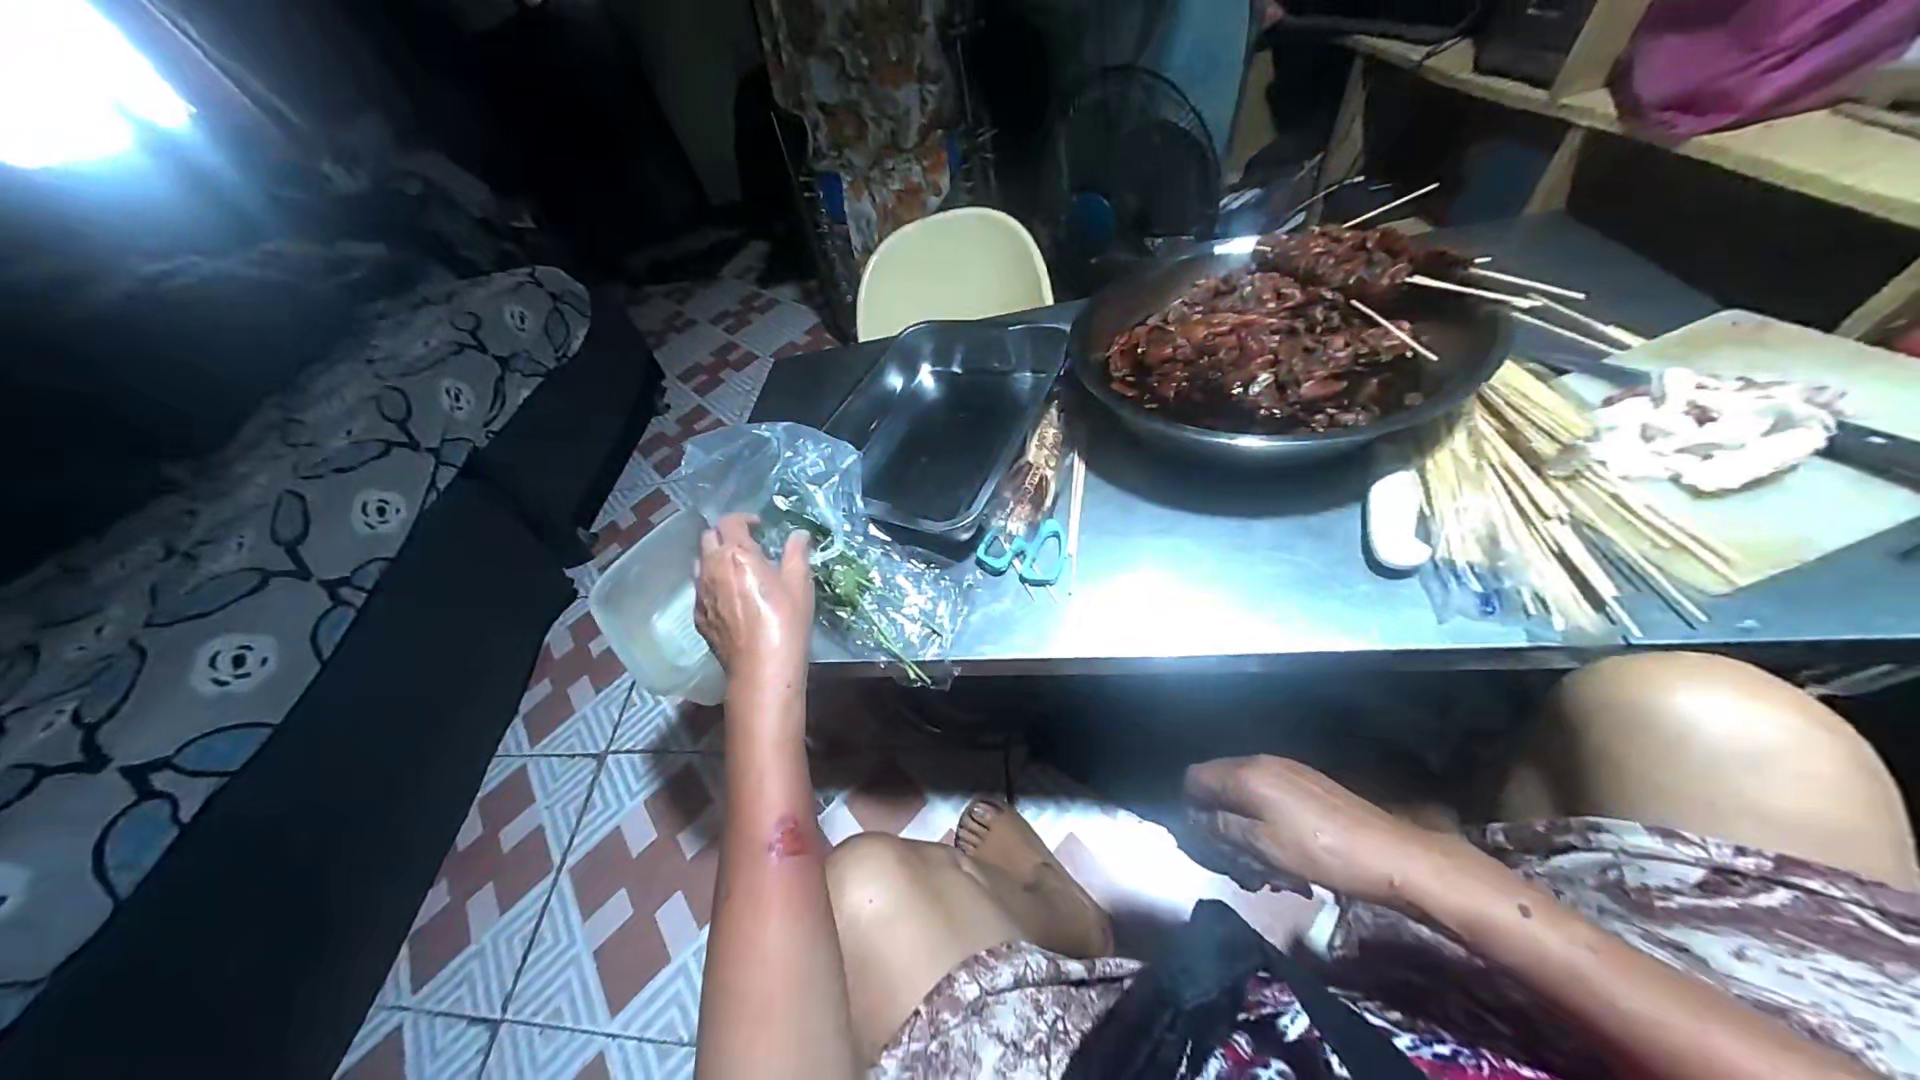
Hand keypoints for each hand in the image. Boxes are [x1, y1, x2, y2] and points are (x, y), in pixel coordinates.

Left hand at [694, 514, 812, 691]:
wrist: (761, 668)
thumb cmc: (785, 621)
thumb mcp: (799, 583)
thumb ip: (796, 553)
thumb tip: (798, 534)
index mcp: (736, 554)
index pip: (730, 522)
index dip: (744, 519)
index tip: (759, 526)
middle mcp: (711, 567)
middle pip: (708, 538)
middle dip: (726, 535)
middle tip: (748, 546)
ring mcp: (700, 593)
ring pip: (700, 563)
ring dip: (716, 559)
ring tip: (737, 570)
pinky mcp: (698, 615)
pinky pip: (701, 589)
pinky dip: (713, 583)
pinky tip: (731, 598)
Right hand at [1184, 755, 1473, 908]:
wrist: (1391, 854)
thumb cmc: (1321, 851)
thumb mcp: (1263, 847)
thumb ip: (1222, 828)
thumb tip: (1195, 819)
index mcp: (1247, 773)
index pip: (1195, 777)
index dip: (1189, 806)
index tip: (1200, 839)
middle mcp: (1263, 762)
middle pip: (1218, 784)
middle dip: (1218, 820)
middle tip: (1233, 859)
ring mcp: (1288, 770)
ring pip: (1245, 793)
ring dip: (1244, 826)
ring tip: (1264, 865)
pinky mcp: (1307, 783)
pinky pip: (1269, 796)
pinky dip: (1265, 820)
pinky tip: (1284, 851)